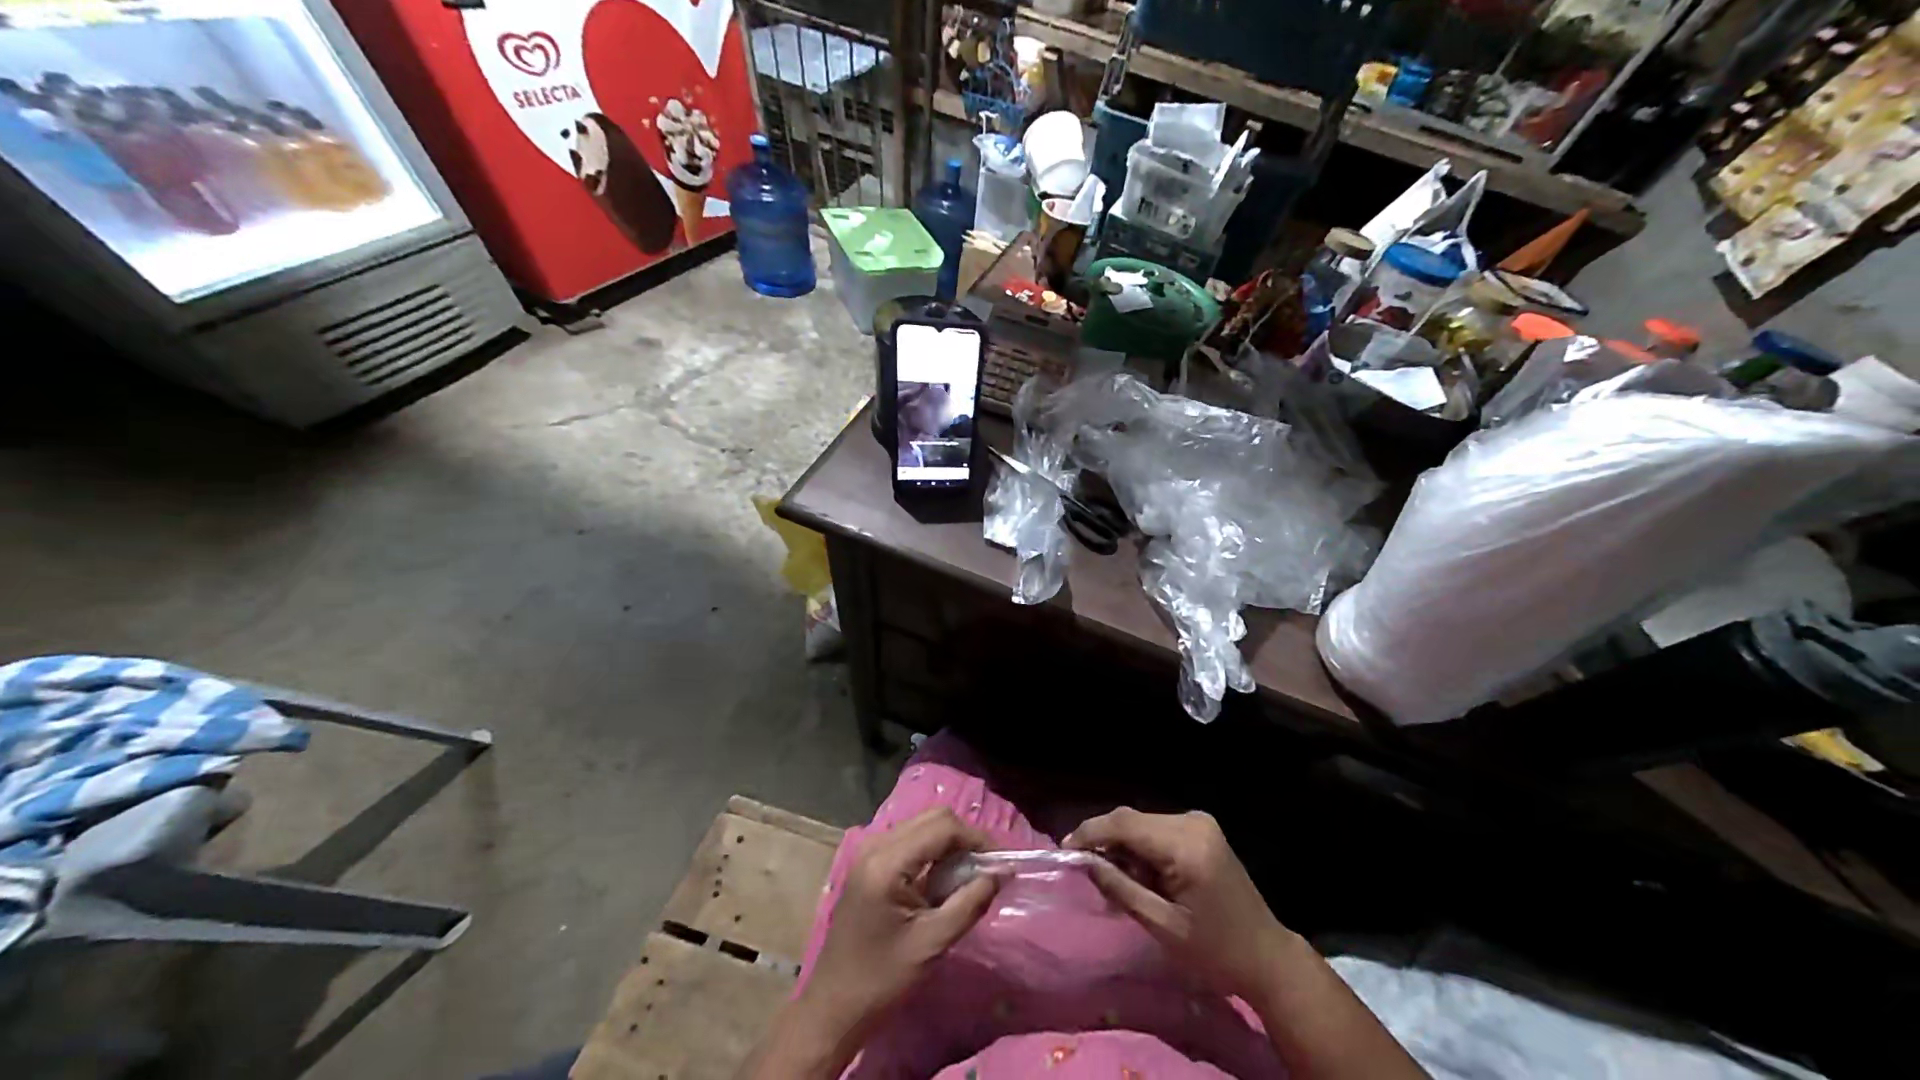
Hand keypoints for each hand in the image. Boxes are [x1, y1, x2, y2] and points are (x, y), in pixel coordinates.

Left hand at [799, 808, 1001, 1032]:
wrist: (834, 1003)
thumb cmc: (882, 978)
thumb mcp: (932, 943)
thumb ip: (969, 903)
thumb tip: (1001, 873)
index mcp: (887, 862)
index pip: (942, 827)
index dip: (978, 839)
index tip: (1004, 863)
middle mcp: (875, 844)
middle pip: (933, 818)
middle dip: (966, 838)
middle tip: (990, 868)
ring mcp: (870, 851)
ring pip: (922, 825)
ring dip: (951, 843)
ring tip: (973, 875)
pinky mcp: (870, 862)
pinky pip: (911, 840)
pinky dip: (934, 851)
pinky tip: (947, 879)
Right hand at [1065, 807, 1289, 1003]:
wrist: (1266, 956)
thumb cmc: (1215, 951)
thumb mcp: (1162, 926)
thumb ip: (1120, 888)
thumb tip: (1084, 862)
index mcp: (1187, 846)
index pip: (1124, 824)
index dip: (1090, 833)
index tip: (1065, 852)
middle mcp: (1193, 822)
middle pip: (1131, 819)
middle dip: (1105, 842)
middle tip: (1087, 873)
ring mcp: (1199, 823)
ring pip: (1141, 823)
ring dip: (1122, 846)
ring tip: (1114, 881)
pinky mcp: (1201, 829)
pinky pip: (1157, 829)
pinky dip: (1140, 847)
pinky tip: (1139, 875)